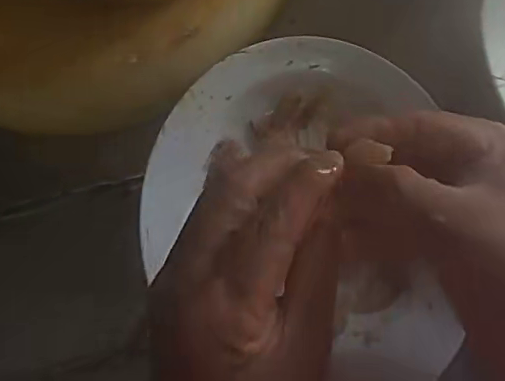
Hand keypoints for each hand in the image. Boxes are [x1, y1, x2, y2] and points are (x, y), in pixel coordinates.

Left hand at [149, 141, 343, 380]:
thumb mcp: (306, 348)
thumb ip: (317, 272)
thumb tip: (328, 204)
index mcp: (228, 303)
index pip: (271, 221)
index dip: (306, 183)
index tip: (336, 160)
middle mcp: (189, 272)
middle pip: (233, 193)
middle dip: (278, 163)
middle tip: (318, 156)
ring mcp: (171, 267)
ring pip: (213, 194)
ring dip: (255, 169)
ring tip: (296, 161)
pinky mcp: (168, 267)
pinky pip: (202, 211)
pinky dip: (234, 187)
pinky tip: (257, 175)